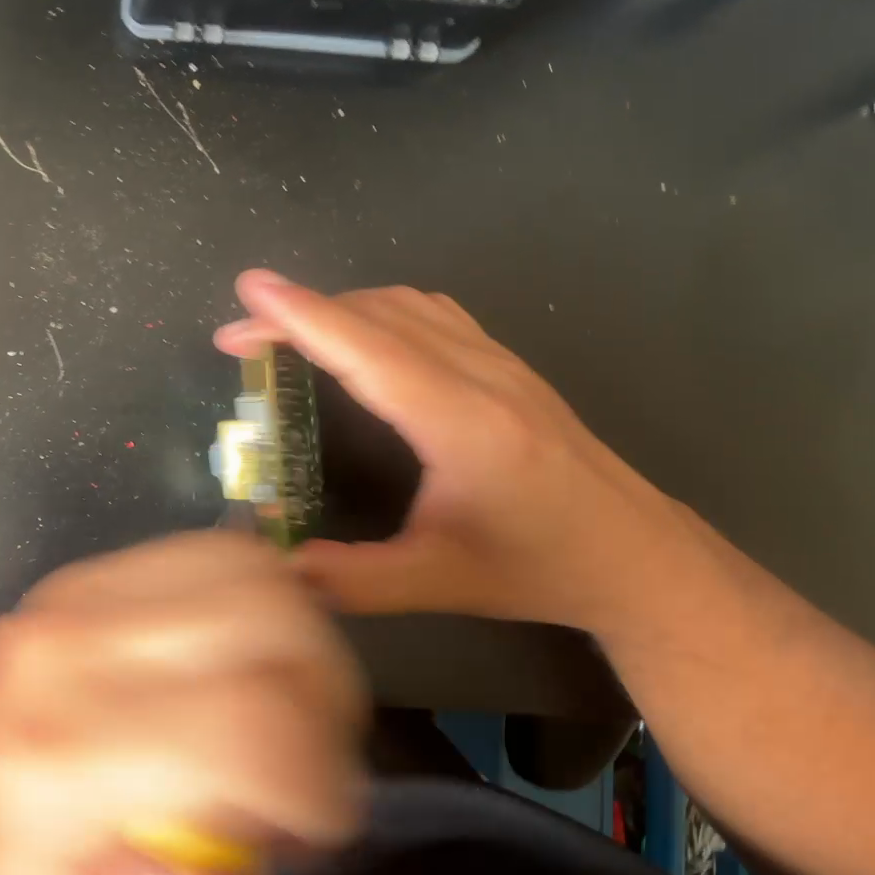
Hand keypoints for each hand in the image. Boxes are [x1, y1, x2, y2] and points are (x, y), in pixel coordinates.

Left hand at [0, 531, 365, 874]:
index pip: (240, 726)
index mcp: (56, 758)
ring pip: (248, 568)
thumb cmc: (30, 869)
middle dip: (325, 693)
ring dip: (299, 639)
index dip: (316, 779)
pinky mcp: (88, 572)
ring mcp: (73, 598)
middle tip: (311, 755)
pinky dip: (259, 604)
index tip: (314, 819)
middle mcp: (62, 654)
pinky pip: (214, 555)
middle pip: (263, 618)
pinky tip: (246, 662)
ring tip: (283, 705)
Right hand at [214, 269, 707, 633]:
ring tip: (283, 334)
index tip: (249, 289)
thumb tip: (273, 568)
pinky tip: (355, 337)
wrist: (636, 557)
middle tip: (238, 338)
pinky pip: (431, 313)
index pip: (368, 350)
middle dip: (299, 313)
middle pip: (377, 315)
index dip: (303, 316)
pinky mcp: (507, 365)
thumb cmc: (536, 569)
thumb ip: (350, 578)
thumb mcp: (437, 585)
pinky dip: (375, 311)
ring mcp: (500, 363)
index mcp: (461, 424)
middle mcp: (480, 377)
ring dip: (337, 307)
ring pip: (405, 305)